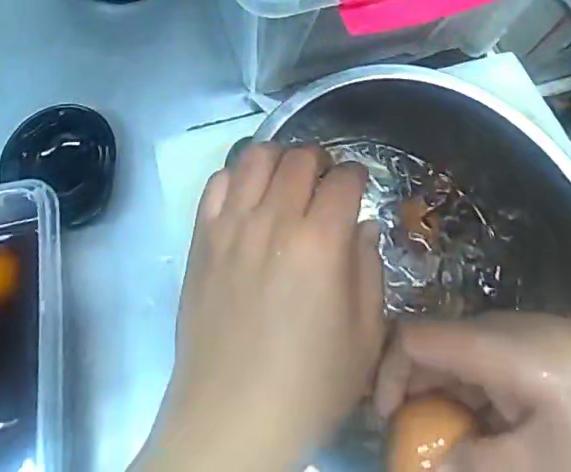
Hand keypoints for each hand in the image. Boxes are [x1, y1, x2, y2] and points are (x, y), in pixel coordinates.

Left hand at [135, 143, 386, 471]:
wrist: (231, 413)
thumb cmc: (307, 385)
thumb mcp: (363, 340)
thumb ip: (369, 272)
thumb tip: (361, 225)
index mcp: (319, 244)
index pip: (343, 180)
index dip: (357, 175)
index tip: (359, 183)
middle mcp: (273, 220)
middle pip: (299, 158)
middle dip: (320, 160)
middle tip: (325, 180)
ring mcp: (231, 223)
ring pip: (255, 157)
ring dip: (278, 159)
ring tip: (286, 179)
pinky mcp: (201, 234)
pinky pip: (218, 181)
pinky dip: (237, 177)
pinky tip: (248, 196)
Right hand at [374, 313, 570, 471]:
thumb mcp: (548, 466)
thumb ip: (477, 464)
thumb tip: (427, 466)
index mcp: (489, 344)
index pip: (411, 340)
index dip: (386, 377)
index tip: (388, 427)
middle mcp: (500, 327)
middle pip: (437, 351)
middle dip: (420, 401)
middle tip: (429, 454)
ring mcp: (530, 335)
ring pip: (470, 363)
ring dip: (457, 406)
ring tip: (474, 453)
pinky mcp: (556, 348)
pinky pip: (501, 368)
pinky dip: (490, 402)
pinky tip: (518, 439)